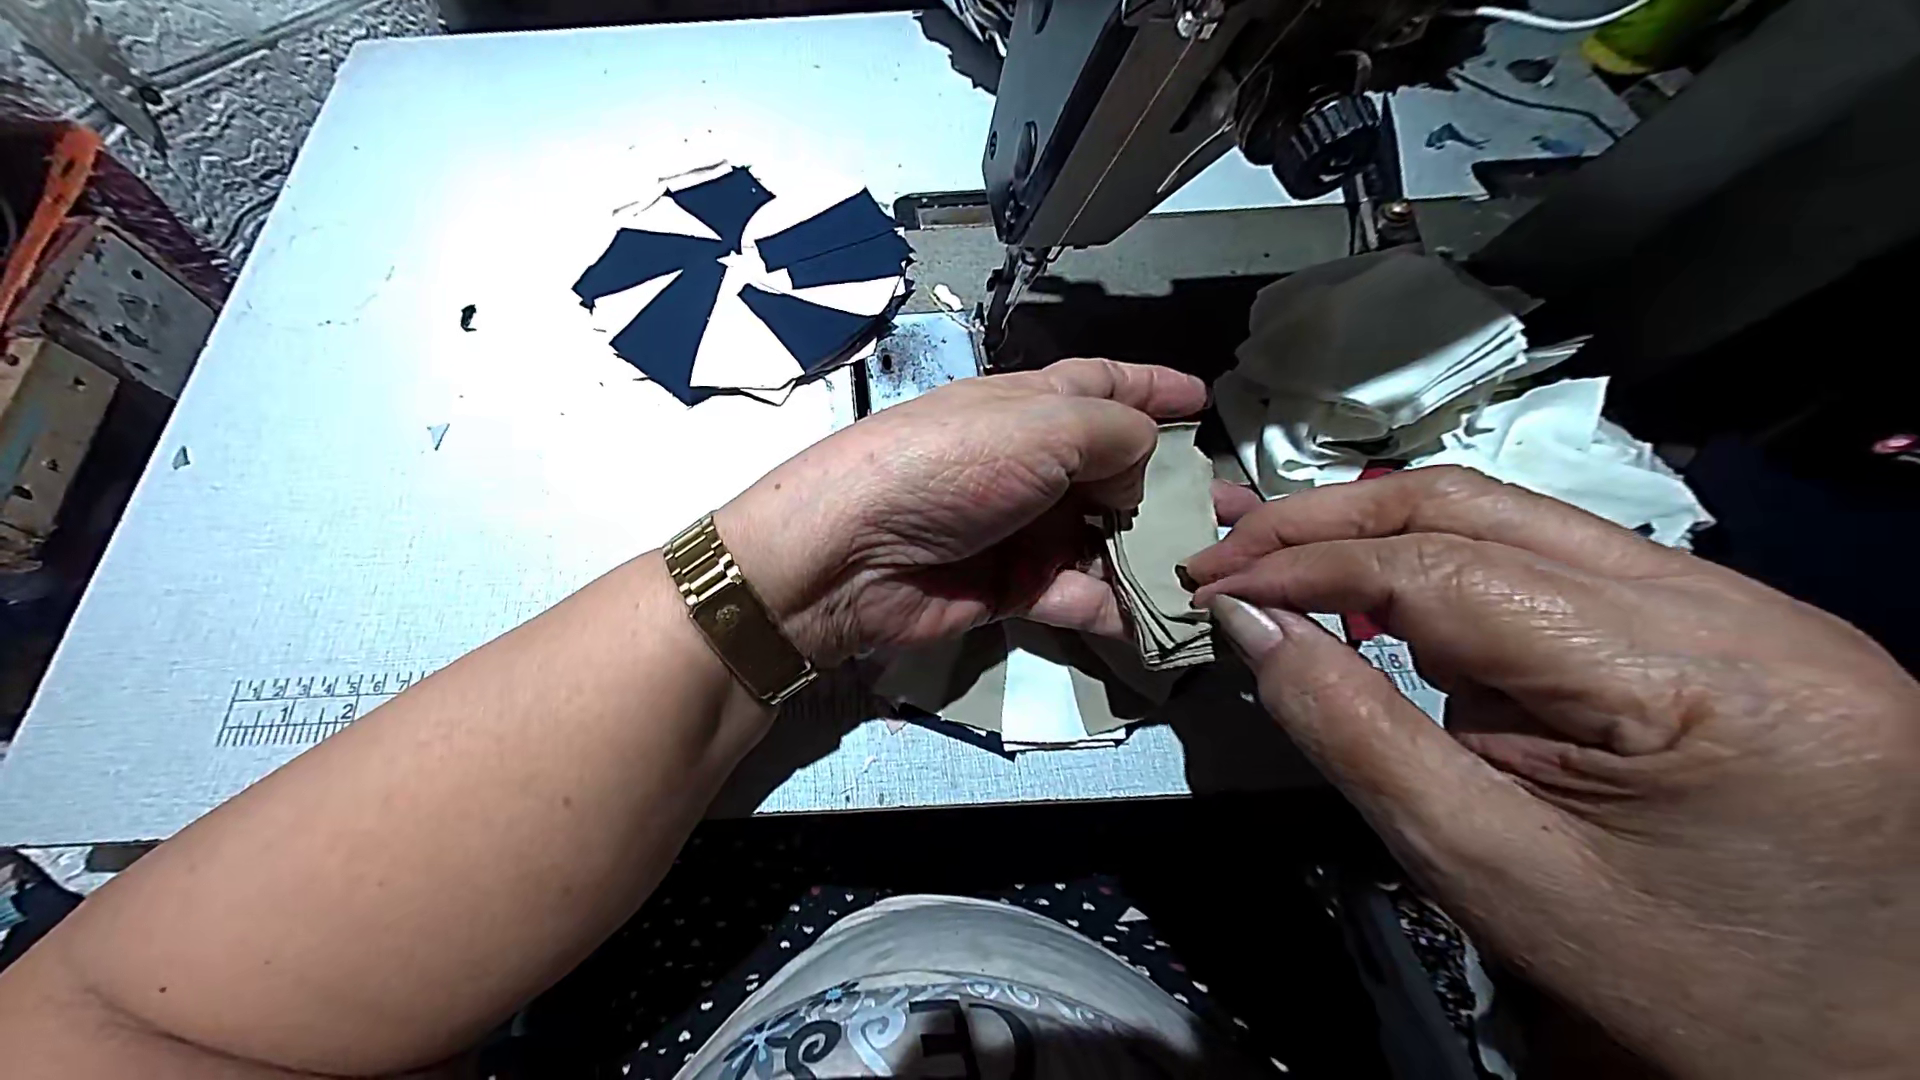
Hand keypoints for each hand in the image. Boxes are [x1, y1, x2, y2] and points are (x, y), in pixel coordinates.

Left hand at [716, 359, 1206, 663]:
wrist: (854, 556)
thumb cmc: (949, 465)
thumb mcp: (1041, 425)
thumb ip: (1114, 436)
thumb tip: (1140, 472)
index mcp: (1030, 406)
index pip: (1102, 386)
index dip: (1152, 388)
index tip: (1200, 400)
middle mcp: (1027, 465)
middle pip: (1111, 470)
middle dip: (1165, 487)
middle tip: (1222, 509)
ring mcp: (1019, 528)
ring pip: (1099, 539)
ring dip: (1146, 554)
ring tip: (1203, 570)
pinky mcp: (1009, 588)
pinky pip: (1074, 593)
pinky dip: (1109, 604)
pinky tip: (1153, 616)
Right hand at [1186, 466, 1919, 1079]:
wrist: (1862, 1043)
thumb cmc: (1668, 979)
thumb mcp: (1476, 860)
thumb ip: (1346, 724)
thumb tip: (1247, 621)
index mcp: (1698, 674)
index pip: (1443, 568)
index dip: (1305, 566)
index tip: (1213, 585)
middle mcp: (1724, 602)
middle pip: (1467, 506)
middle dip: (1320, 521)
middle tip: (1228, 551)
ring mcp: (1715, 600)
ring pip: (1489, 515)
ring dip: (1360, 531)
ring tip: (1272, 560)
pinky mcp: (1686, 618)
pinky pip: (1516, 556)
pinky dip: (1413, 562)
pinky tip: (1363, 594)